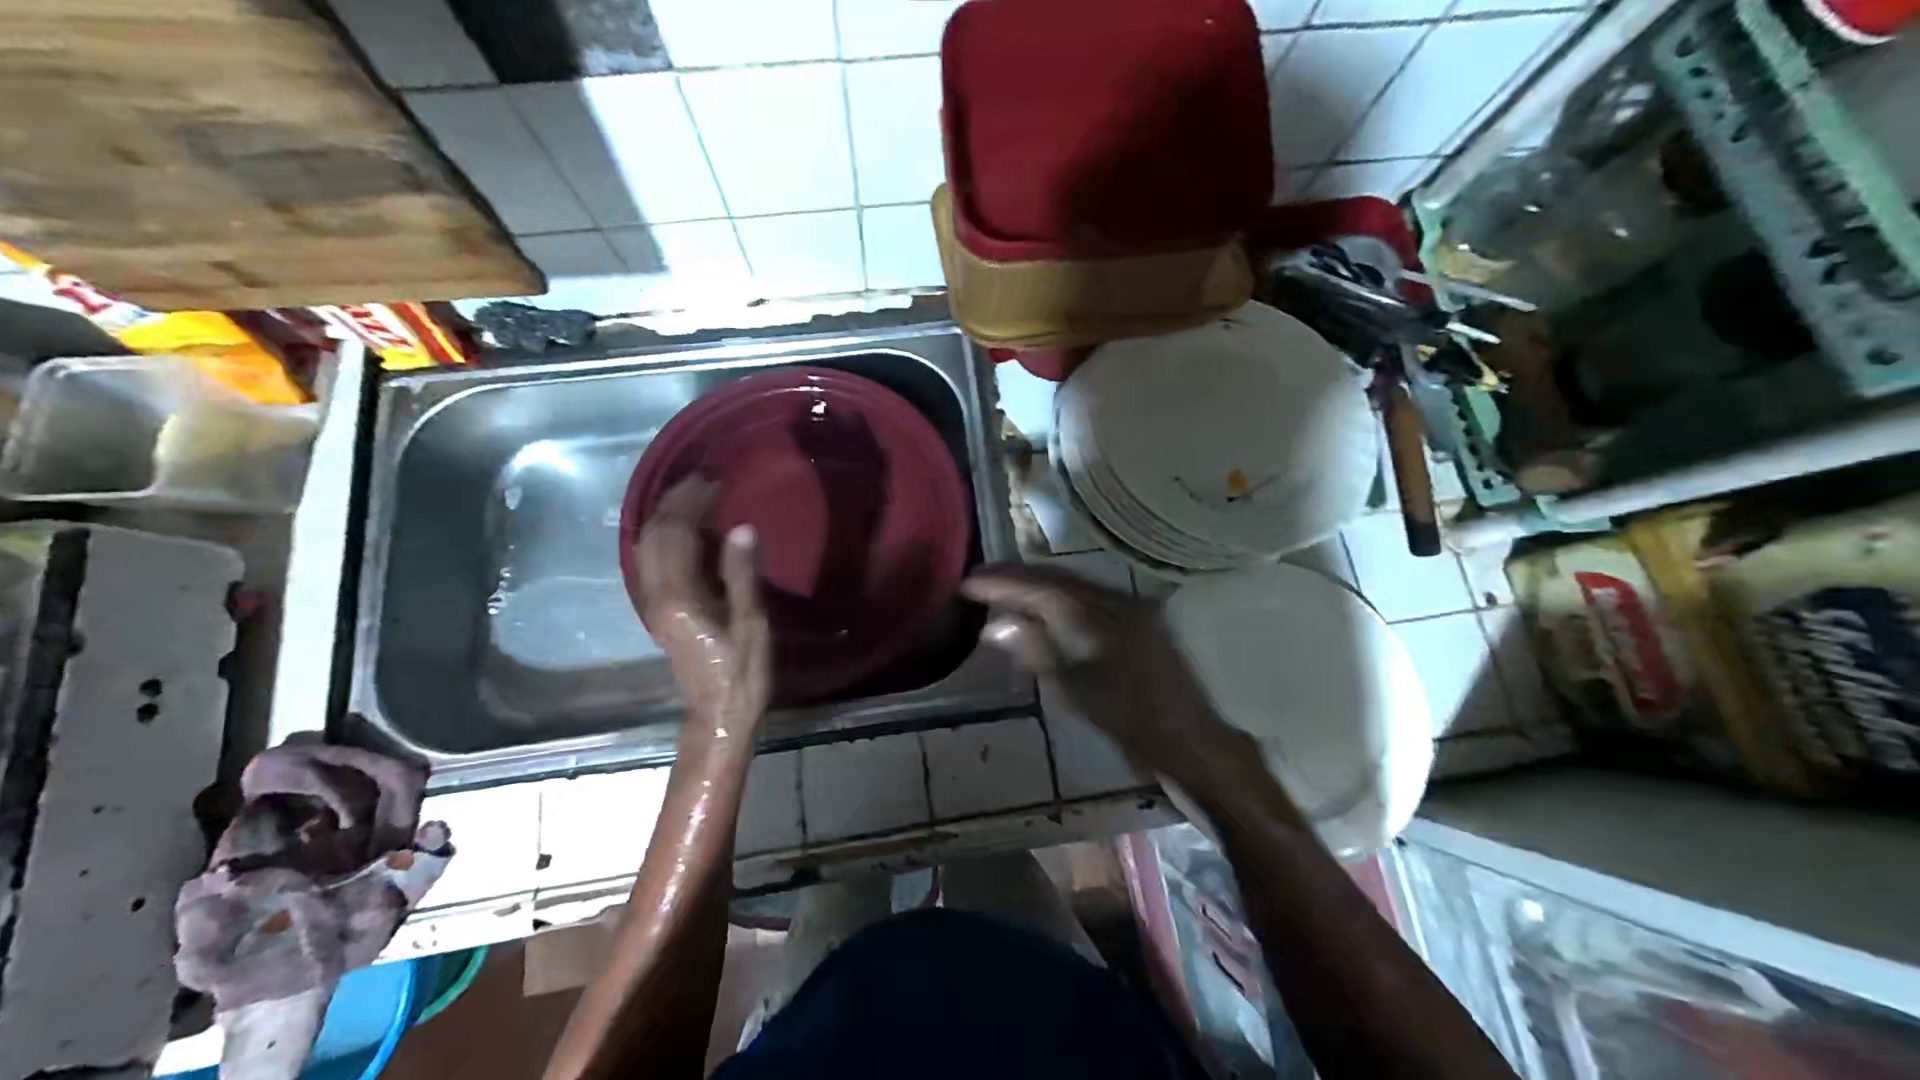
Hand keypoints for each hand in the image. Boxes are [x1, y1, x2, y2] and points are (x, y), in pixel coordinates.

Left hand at [634, 479, 770, 731]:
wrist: (718, 715)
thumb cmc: (741, 672)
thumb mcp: (752, 624)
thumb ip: (742, 575)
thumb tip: (741, 528)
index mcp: (680, 597)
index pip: (676, 535)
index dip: (689, 503)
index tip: (711, 481)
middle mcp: (657, 597)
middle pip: (654, 537)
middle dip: (673, 504)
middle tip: (700, 482)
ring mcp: (654, 607)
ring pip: (648, 550)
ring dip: (665, 519)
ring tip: (691, 499)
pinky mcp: (660, 614)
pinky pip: (653, 564)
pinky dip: (665, 539)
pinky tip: (685, 534)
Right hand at [961, 565, 1253, 785]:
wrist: (1192, 743)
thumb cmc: (1135, 724)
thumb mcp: (1079, 692)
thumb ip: (1038, 651)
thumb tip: (996, 626)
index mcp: (1109, 616)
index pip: (1046, 589)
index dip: (1005, 584)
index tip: (970, 583)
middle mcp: (1123, 600)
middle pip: (1061, 578)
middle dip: (1018, 577)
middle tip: (981, 579)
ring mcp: (1134, 608)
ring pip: (1076, 585)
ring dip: (1038, 584)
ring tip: (1002, 588)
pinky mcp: (1139, 620)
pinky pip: (1090, 597)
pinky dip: (1059, 597)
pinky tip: (1041, 605)